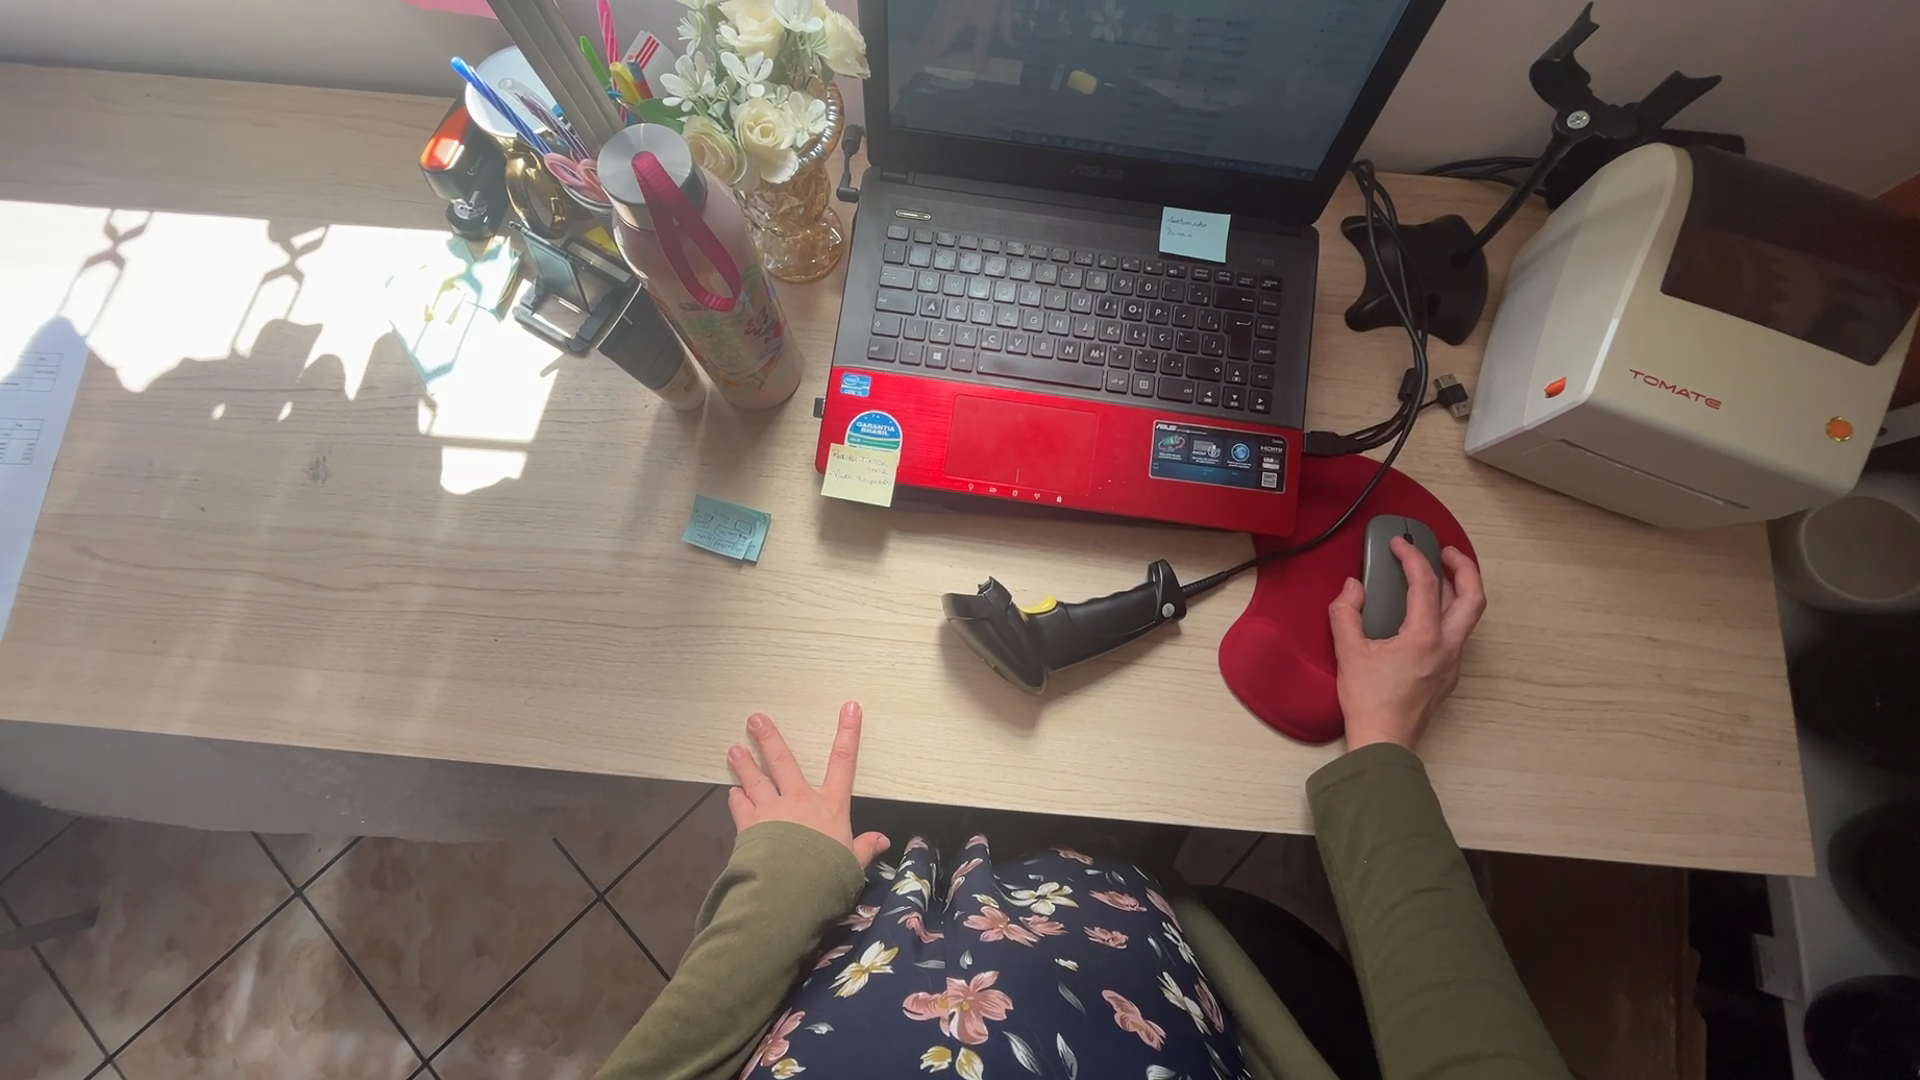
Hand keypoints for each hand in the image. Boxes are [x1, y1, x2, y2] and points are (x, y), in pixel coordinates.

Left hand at [726, 702, 890, 868]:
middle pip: (783, 761)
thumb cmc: (826, 874)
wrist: (789, 887)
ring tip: (734, 749)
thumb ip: (864, 848)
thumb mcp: (852, 863)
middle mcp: (799, 799)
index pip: (844, 762)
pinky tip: (732, 792)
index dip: (848, 733)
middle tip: (755, 718)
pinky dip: (736, 798)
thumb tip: (882, 840)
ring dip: (745, 764)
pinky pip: (741, 807)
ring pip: (756, 780)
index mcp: (829, 805)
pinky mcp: (749, 826)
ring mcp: (771, 809)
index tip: (850, 708)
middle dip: (770, 738)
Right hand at [1328, 540, 1486, 751]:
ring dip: (1460, 590)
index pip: (1426, 585)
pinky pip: (1458, 633)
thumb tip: (1353, 588)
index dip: (1412, 558)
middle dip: (1464, 568)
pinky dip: (1449, 612)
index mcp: (1424, 637)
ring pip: (1470, 616)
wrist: (1384, 740)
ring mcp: (1452, 662)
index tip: (1399, 545)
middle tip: (1446, 552)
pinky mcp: (1448, 674)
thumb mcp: (1348, 652)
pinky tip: (1427, 613)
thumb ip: (1346, 613)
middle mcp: (1448, 647)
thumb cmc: (1368, 699)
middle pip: (1473, 597)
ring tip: (1440, 576)